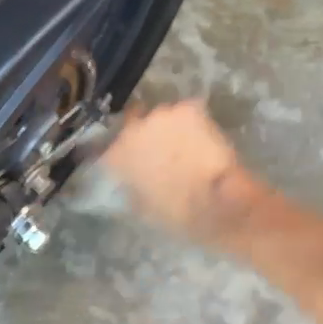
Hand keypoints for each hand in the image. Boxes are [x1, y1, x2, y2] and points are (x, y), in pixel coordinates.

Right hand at [99, 100, 271, 249]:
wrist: (214, 203)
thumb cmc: (175, 214)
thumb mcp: (140, 206)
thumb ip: (129, 183)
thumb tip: (131, 177)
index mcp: (117, 154)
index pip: (108, 144)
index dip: (122, 150)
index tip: (133, 158)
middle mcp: (133, 128)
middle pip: (136, 123)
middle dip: (147, 133)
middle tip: (163, 150)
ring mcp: (162, 114)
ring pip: (164, 116)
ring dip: (170, 127)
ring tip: (186, 144)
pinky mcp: (188, 108)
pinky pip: (188, 111)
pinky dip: (194, 121)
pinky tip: (204, 137)